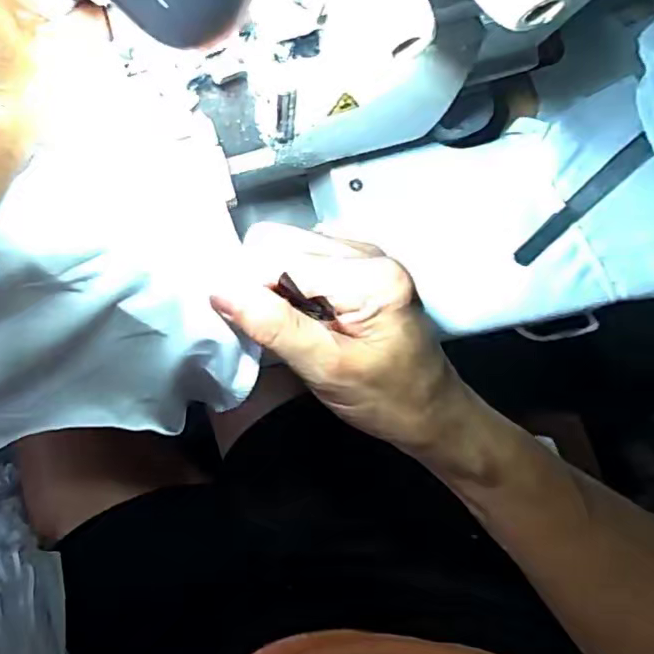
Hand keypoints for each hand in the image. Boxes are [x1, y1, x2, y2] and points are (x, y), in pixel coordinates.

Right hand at [210, 223, 477, 458]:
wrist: (431, 412)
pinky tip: (302, 313)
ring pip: (283, 245)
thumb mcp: (327, 371)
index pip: (279, 257)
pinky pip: (298, 253)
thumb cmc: (389, 399)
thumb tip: (222, 292)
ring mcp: (360, 252)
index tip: (240, 321)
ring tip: (292, 324)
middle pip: (278, 241)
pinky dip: (286, 280)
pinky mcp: (352, 260)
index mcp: (369, 275)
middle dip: (259, 282)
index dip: (248, 286)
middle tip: (270, 327)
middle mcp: (366, 251)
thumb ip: (274, 327)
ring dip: (271, 282)